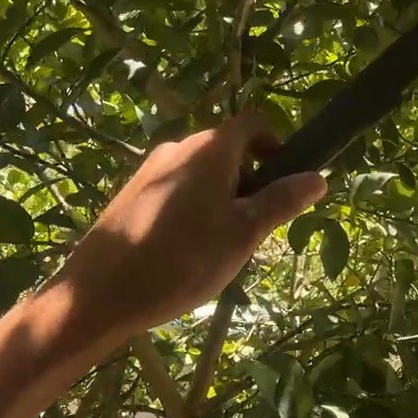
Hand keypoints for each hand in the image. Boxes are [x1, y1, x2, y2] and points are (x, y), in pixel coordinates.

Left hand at [51, 115, 326, 342]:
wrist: (98, 294)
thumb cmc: (182, 260)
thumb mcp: (244, 233)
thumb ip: (281, 201)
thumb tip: (318, 177)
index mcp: (211, 148)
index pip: (254, 124)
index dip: (277, 145)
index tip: (287, 181)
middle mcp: (179, 146)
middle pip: (229, 150)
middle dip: (250, 180)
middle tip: (256, 227)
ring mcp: (151, 169)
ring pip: (203, 173)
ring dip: (223, 198)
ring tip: (221, 247)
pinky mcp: (131, 193)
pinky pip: (177, 189)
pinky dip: (194, 208)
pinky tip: (186, 253)